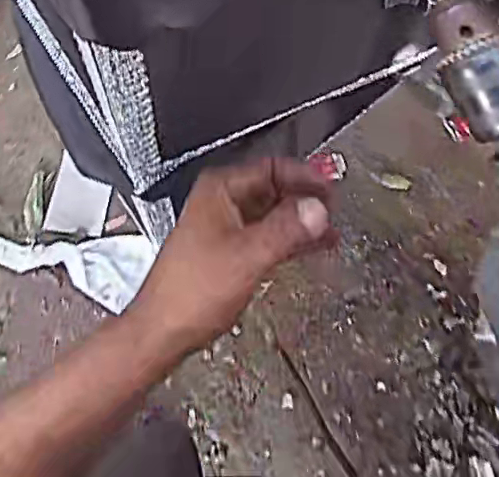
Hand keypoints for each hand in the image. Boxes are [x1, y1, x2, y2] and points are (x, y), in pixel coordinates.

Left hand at [126, 157, 336, 357]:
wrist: (163, 329)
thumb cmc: (192, 291)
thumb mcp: (247, 256)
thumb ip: (285, 230)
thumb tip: (317, 208)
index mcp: (220, 189)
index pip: (271, 168)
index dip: (304, 176)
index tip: (331, 188)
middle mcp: (221, 200)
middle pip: (272, 188)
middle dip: (305, 199)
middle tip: (335, 209)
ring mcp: (223, 224)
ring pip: (270, 213)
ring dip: (300, 220)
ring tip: (330, 230)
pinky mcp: (227, 248)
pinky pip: (265, 234)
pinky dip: (288, 238)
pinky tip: (308, 248)